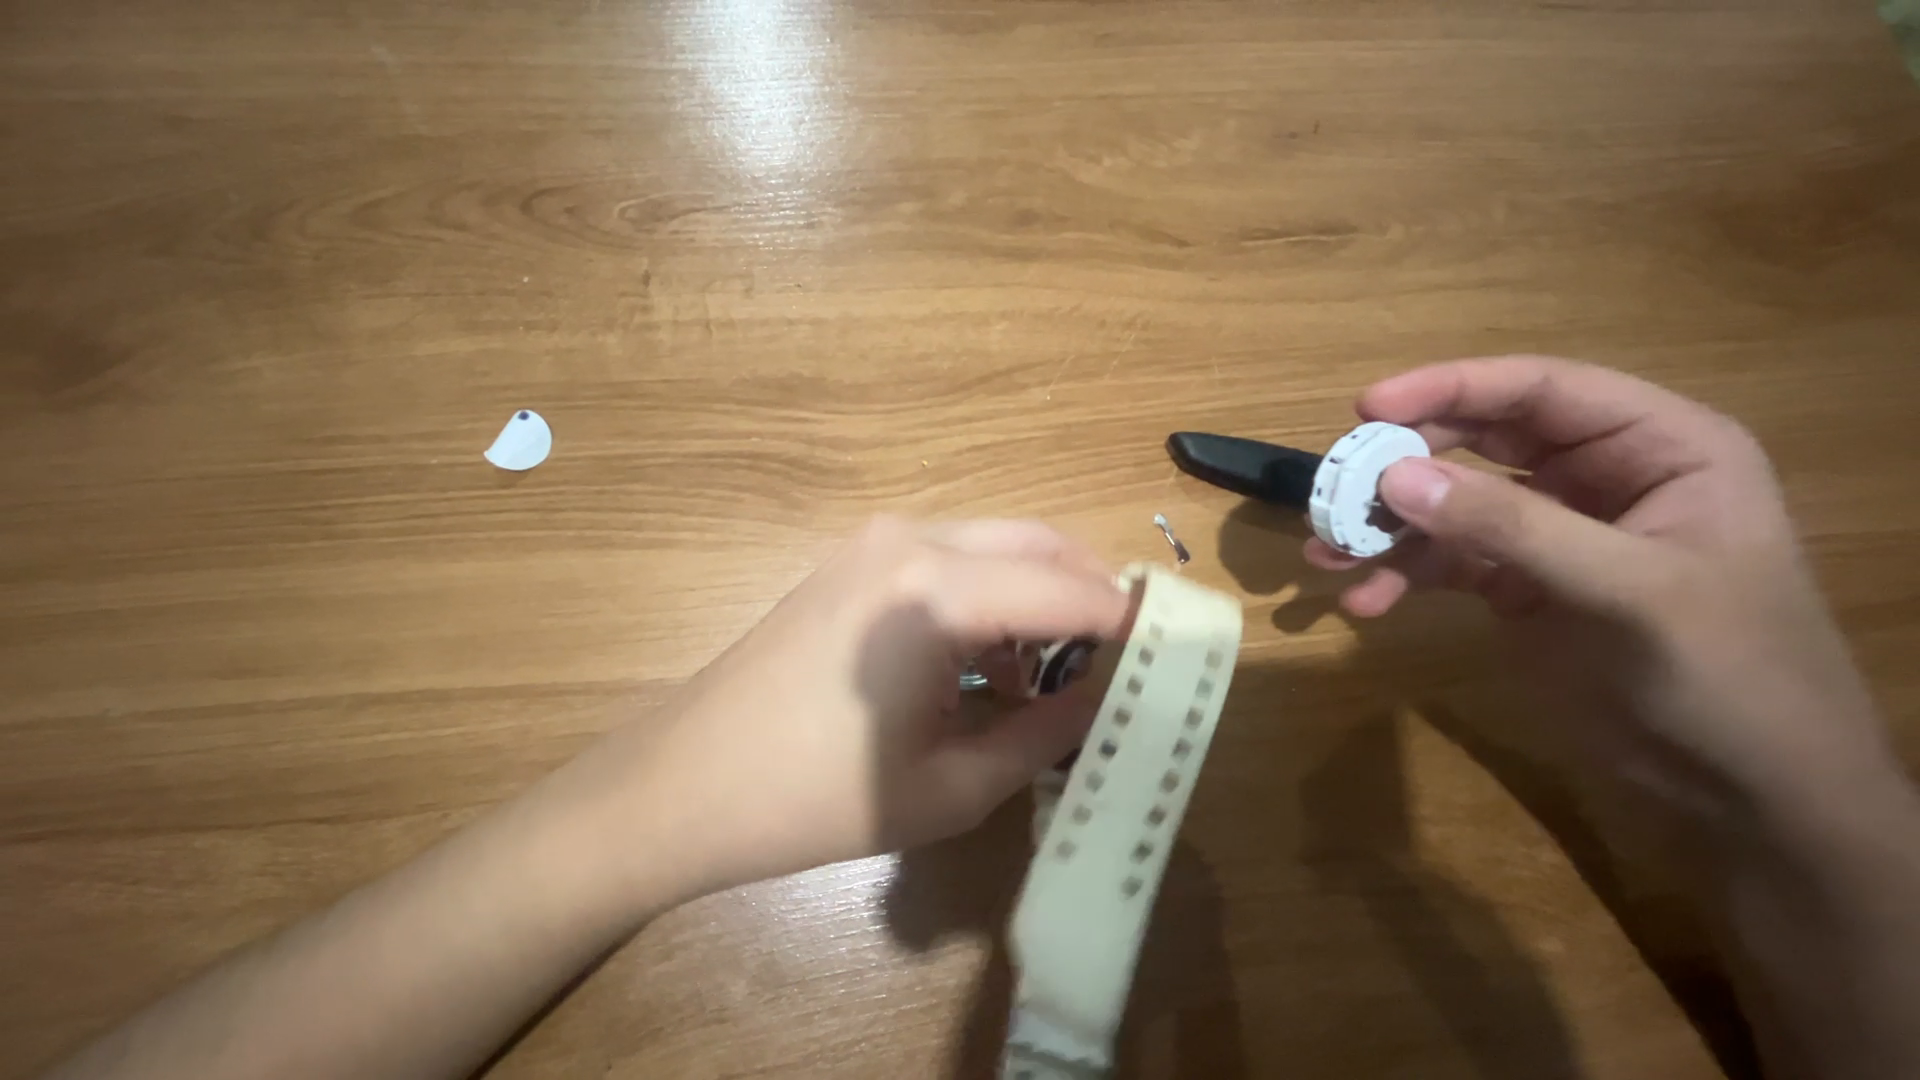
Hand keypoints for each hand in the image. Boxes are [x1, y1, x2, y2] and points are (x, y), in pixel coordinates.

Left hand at [631, 516, 1130, 893]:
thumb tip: (1104, 700)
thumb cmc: (814, 799)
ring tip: (1053, 677)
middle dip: (1090, 594)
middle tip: (1123, 660)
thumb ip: (1044, 734)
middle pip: (1037, 544)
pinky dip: (989, 598)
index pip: (1067, 591)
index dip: (1127, 625)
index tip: (1169, 659)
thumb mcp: (951, 785)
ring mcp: (874, 542)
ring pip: (995, 547)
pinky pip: (949, 561)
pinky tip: (988, 663)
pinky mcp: (853, 560)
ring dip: (1039, 597)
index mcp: (934, 590)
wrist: (684, 783)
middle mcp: (909, 540)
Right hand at [1307, 357, 1896, 843]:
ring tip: (1327, 551)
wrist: (1745, 790)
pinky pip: (1444, 561)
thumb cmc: (1726, 673)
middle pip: (1480, 441)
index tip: (1365, 409)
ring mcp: (1551, 532)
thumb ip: (1508, 527)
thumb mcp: (1624, 590)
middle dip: (1403, 461)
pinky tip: (1365, 602)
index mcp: (1657, 448)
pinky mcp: (1517, 584)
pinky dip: (1401, 576)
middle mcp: (1598, 476)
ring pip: (1449, 503)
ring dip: (1386, 525)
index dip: (1450, 388)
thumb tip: (1392, 478)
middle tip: (1337, 484)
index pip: (1540, 390)